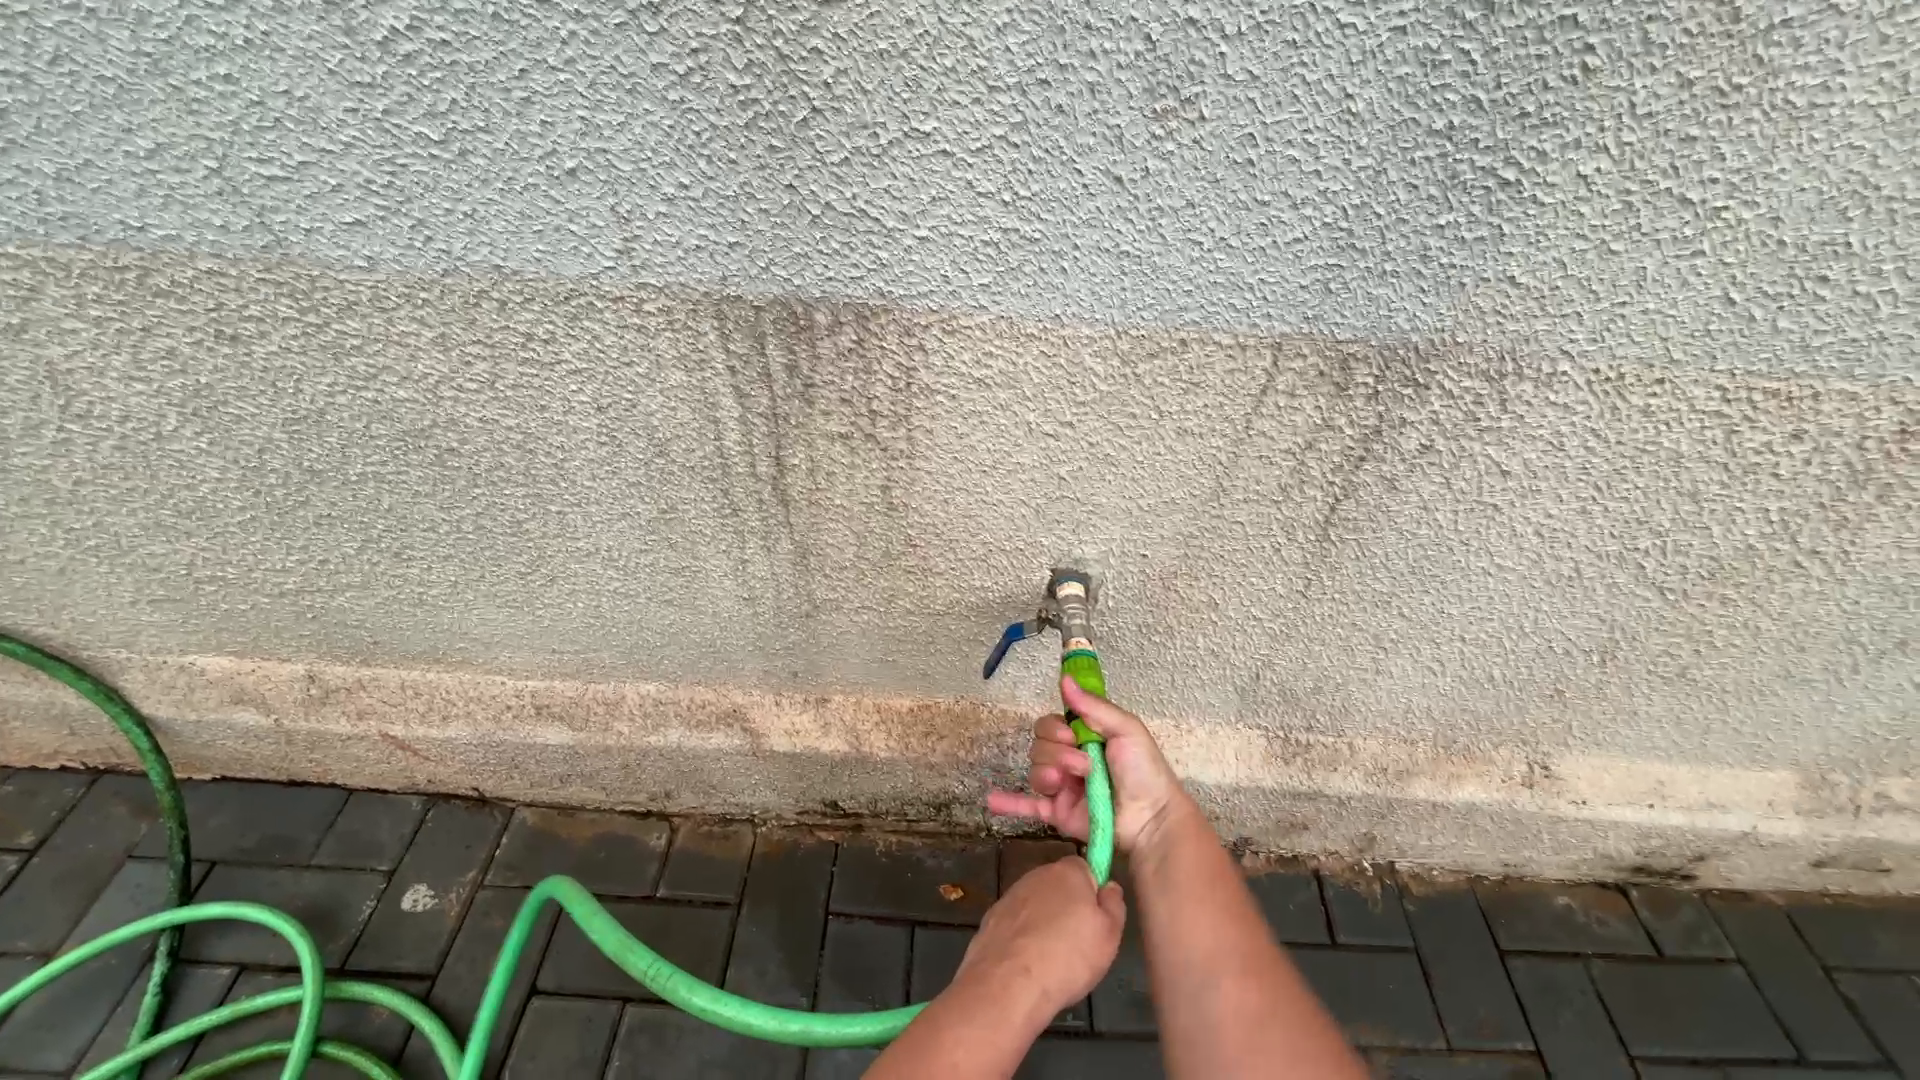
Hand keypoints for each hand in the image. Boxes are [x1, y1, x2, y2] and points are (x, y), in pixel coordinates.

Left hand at [953, 855, 1125, 1018]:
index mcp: (1067, 872)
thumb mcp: (1109, 935)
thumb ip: (1114, 905)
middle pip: (1058, 887)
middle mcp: (1036, 876)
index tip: (1096, 919)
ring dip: (1044, 924)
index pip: (1084, 867)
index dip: (1093, 892)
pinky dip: (1023, 938)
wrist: (1008, 984)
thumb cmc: (1068, 957)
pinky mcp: (992, 919)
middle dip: (1068, 909)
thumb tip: (1109, 886)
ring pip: (1036, 906)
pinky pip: (1017, 924)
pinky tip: (1028, 964)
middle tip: (1078, 943)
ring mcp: (1010, 897)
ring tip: (1053, 960)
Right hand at [987, 676, 1191, 853]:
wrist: (1152, 817)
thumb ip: (1093, 706)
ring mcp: (1062, 788)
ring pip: (1035, 772)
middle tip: (1082, 764)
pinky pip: (1028, 806)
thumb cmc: (1145, 770)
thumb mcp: (1126, 729)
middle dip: (1056, 753)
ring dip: (1048, 773)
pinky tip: (992, 800)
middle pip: (1039, 746)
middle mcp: (1069, 760)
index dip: (1055, 729)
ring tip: (1068, 783)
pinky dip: (1009, 802)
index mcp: (1084, 738)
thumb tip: (1065, 678)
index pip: (1051, 725)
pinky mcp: (1058, 813)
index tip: (1072, 734)